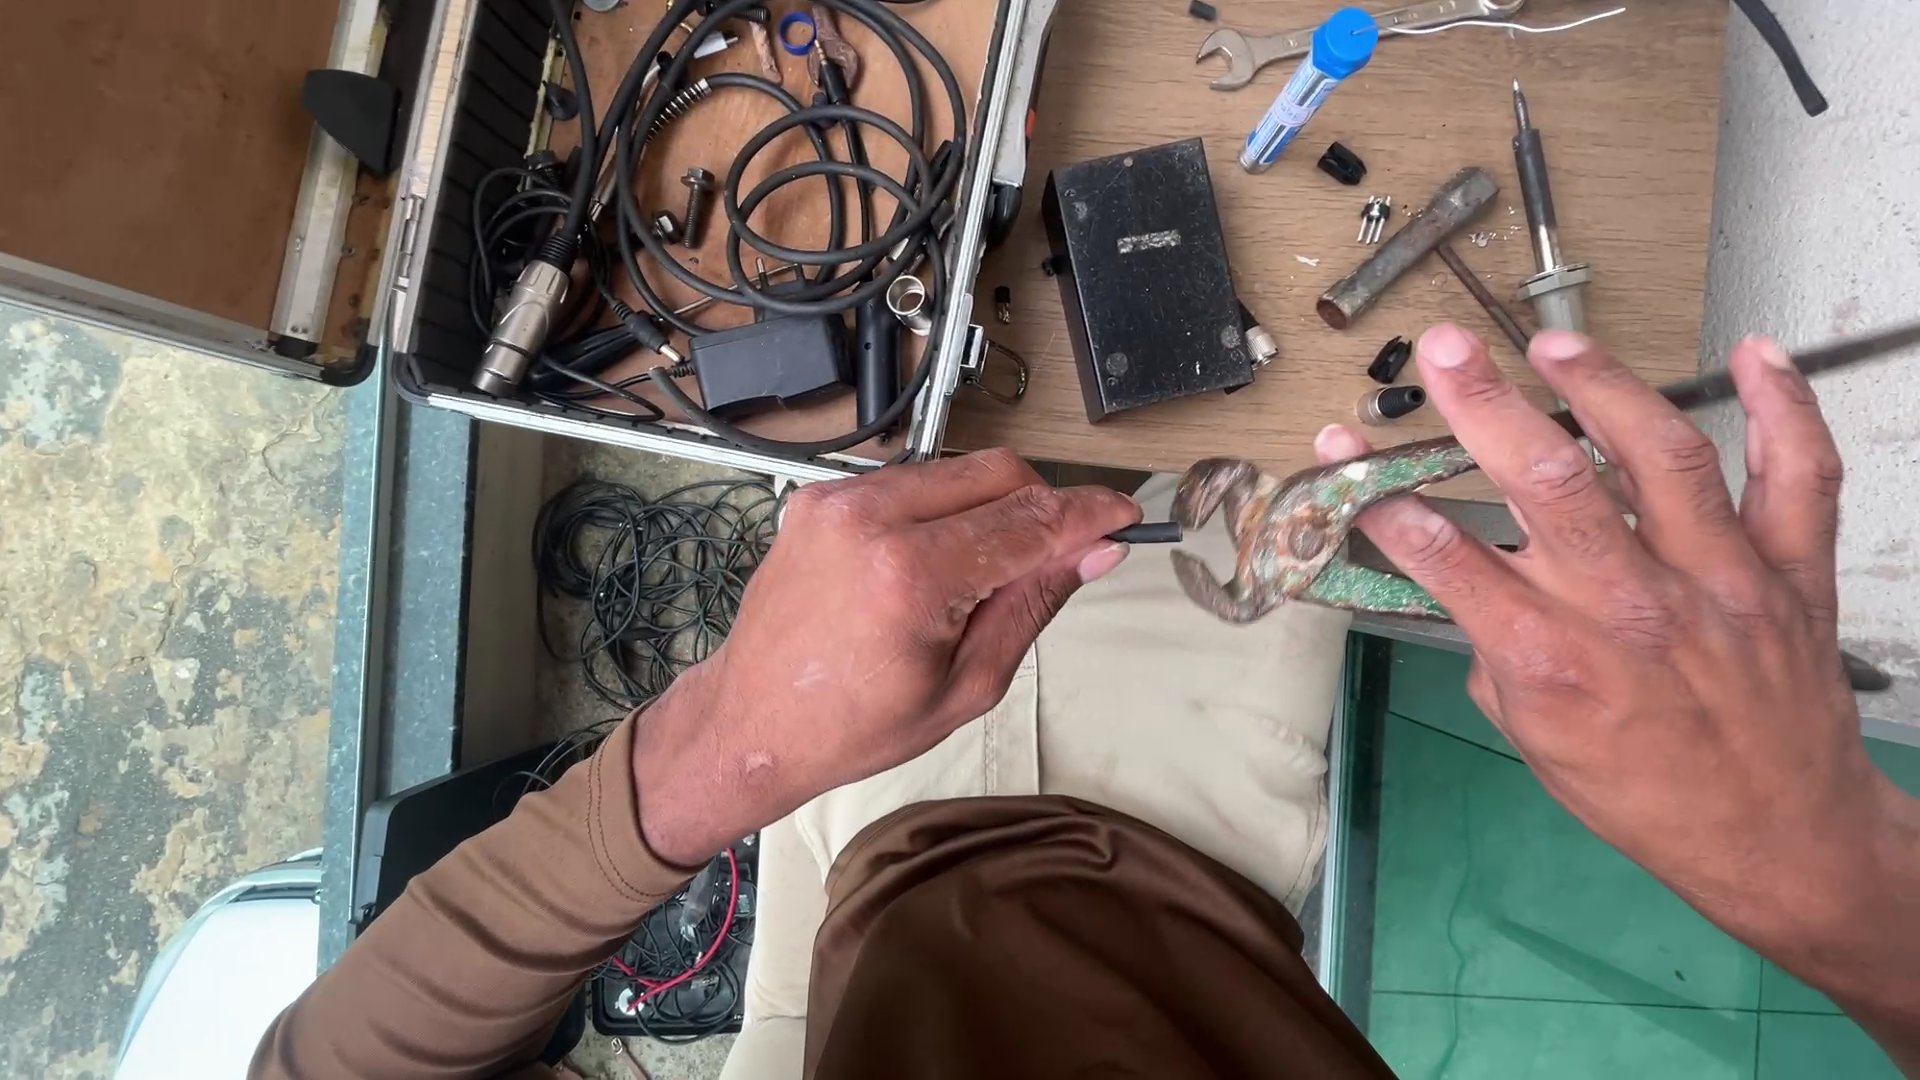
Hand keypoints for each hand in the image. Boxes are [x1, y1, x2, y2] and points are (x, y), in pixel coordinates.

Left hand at [631, 449, 1139, 865]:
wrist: (750, 722)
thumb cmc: (853, 726)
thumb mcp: (968, 684)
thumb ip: (1034, 604)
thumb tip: (1092, 553)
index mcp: (911, 576)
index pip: (1031, 519)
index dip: (1089, 513)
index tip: (1122, 514)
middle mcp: (870, 518)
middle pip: (998, 471)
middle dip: (1044, 504)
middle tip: (1058, 552)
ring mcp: (836, 500)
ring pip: (955, 469)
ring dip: (992, 505)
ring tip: (984, 569)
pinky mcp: (819, 497)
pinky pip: (909, 481)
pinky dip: (943, 508)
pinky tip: (937, 556)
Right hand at [1316, 325, 1919, 1051]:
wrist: (1775, 838)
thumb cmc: (1624, 786)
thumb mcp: (1517, 723)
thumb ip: (1486, 636)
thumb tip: (1461, 576)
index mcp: (1544, 653)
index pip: (1442, 556)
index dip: (1380, 495)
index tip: (1338, 451)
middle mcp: (1627, 605)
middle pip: (1548, 483)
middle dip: (1484, 406)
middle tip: (1444, 350)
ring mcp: (1719, 578)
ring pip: (1662, 458)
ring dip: (1601, 388)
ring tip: (1552, 343)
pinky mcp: (1792, 571)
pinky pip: (1803, 476)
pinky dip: (1784, 408)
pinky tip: (1752, 355)